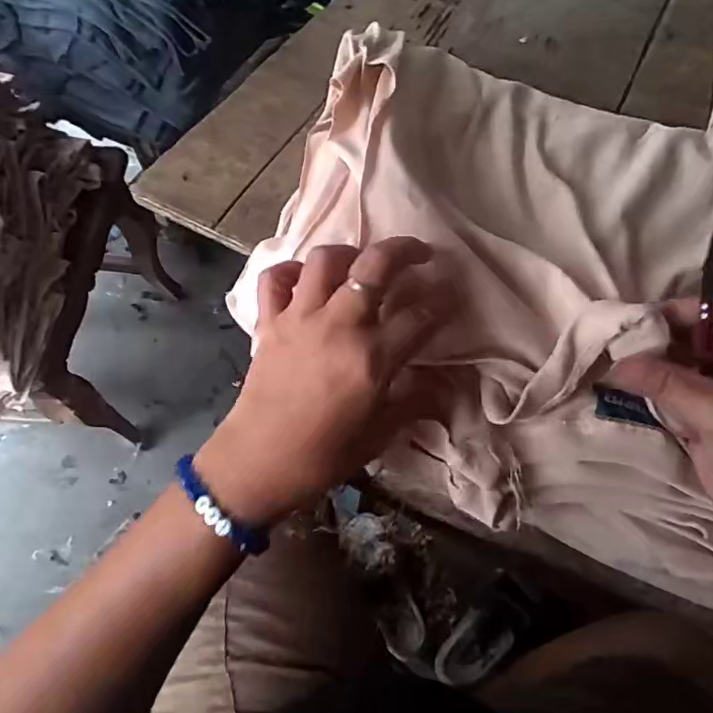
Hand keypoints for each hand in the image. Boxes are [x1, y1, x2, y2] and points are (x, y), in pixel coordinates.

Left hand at [197, 238, 454, 524]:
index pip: (421, 314)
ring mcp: (300, 319)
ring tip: (360, 263)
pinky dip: (290, 271)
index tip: (452, 292)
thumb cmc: (325, 455)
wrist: (260, 462)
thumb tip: (445, 387)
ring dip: (349, 252)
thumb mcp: (380, 432)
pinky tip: (304, 280)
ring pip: (326, 260)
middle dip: (405, 250)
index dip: (443, 299)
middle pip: (376, 266)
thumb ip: (415, 401)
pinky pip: (275, 279)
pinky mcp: (269, 323)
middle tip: (420, 253)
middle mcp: (340, 326)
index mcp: (373, 357)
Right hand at [607, 300, 712, 538]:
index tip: (636, 318)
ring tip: (609, 356)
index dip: (678, 313)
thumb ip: (665, 380)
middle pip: (691, 338)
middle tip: (614, 338)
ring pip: (676, 365)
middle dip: (655, 339)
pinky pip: (667, 392)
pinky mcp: (699, 416)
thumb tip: (614, 362)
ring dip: (646, 364)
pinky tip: (618, 380)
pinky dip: (646, 387)